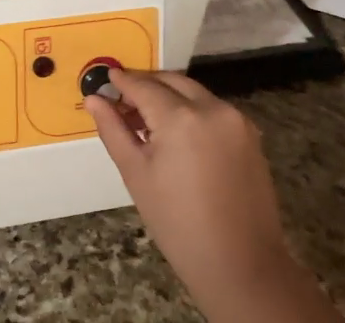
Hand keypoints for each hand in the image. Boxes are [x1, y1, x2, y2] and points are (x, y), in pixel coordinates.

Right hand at [85, 70, 342, 322]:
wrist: (241, 265)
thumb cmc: (177, 223)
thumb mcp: (136, 175)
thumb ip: (113, 130)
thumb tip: (93, 99)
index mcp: (181, 118)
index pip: (143, 86)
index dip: (122, 81)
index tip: (105, 79)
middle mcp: (212, 109)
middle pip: (171, 81)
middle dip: (146, 85)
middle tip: (122, 103)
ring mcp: (236, 120)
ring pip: (194, 93)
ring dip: (169, 97)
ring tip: (147, 123)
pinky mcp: (251, 135)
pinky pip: (213, 110)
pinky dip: (192, 111)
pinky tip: (178, 136)